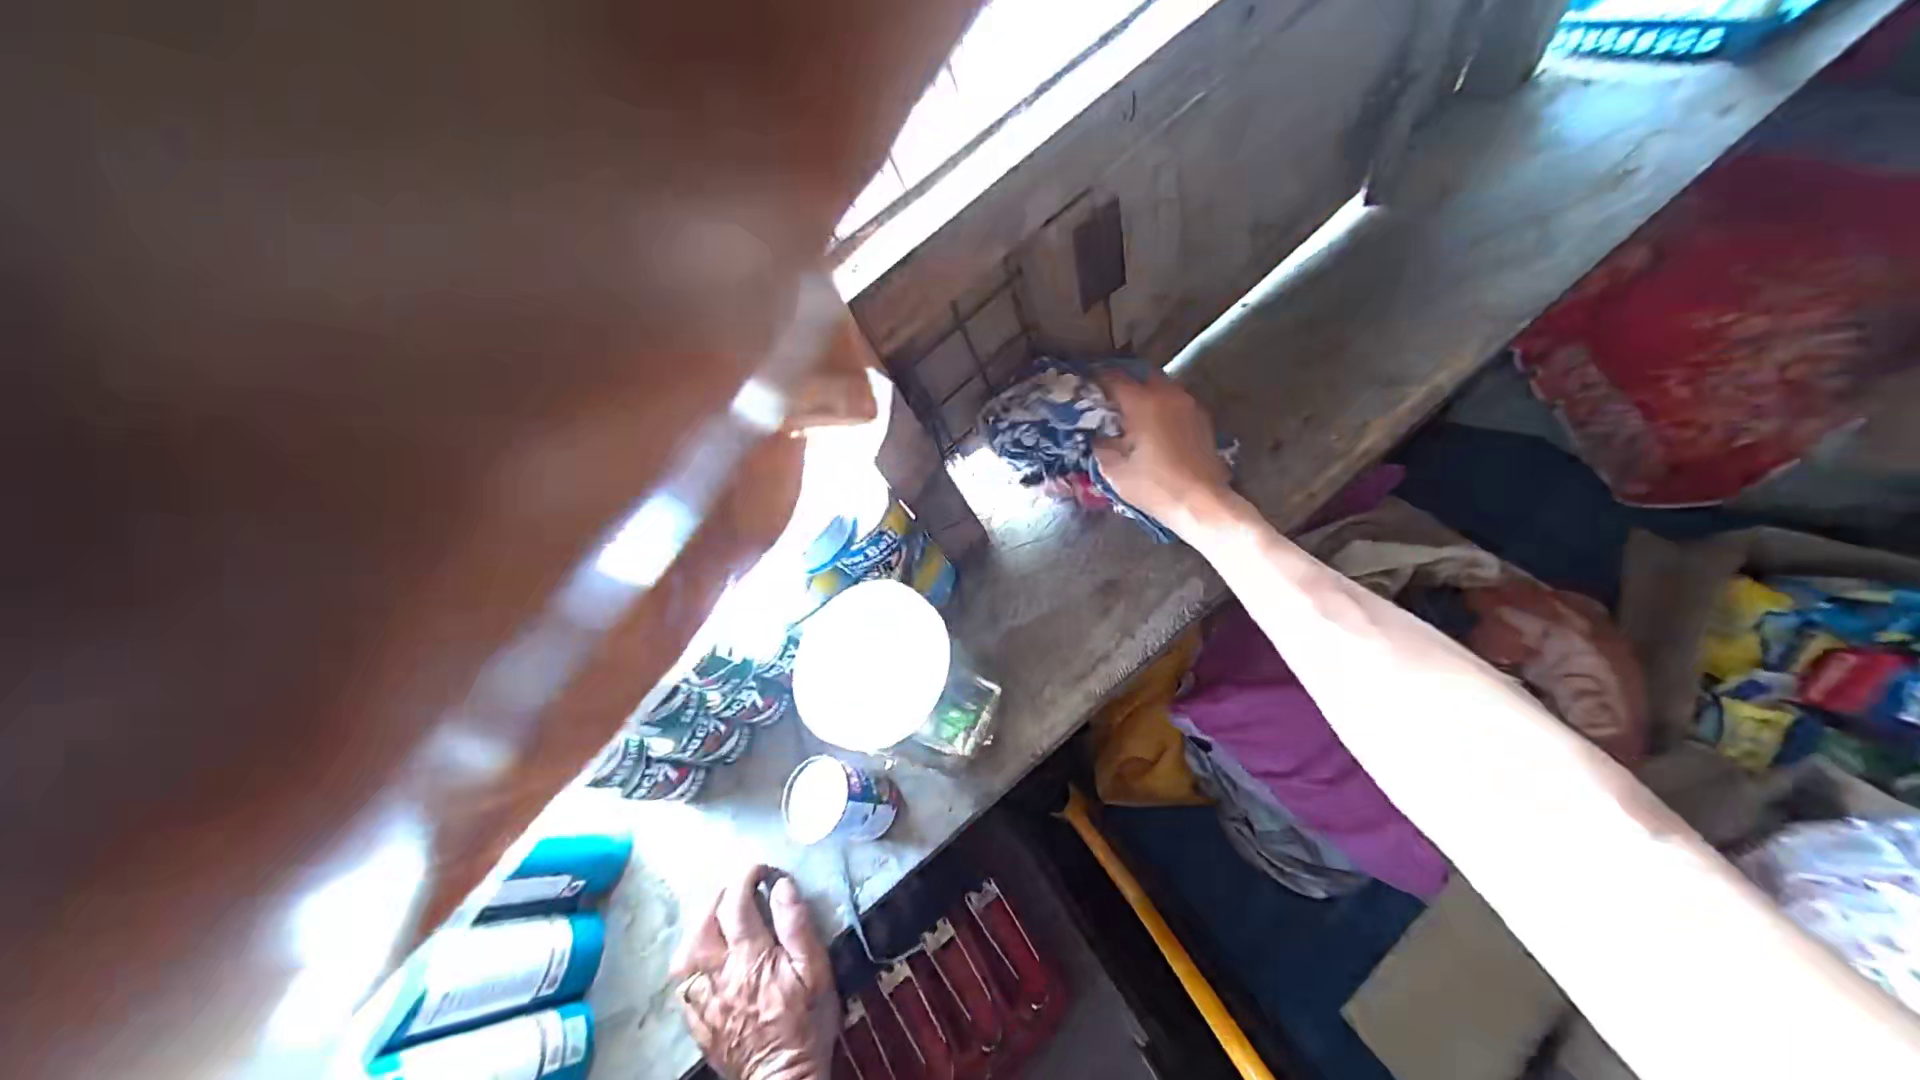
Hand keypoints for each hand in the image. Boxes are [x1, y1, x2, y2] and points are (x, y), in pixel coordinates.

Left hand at [671, 866, 838, 1079]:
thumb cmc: (807, 1023)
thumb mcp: (815, 969)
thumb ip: (796, 924)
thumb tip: (782, 885)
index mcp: (750, 957)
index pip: (738, 903)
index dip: (748, 878)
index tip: (762, 870)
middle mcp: (719, 975)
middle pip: (704, 924)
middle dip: (719, 896)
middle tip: (738, 887)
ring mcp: (704, 1001)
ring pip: (685, 954)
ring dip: (698, 927)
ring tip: (716, 917)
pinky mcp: (698, 1023)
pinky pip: (683, 986)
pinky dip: (691, 963)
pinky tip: (706, 959)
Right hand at [1093, 372, 1231, 531]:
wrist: (1200, 503)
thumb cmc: (1153, 486)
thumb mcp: (1114, 468)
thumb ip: (1101, 443)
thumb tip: (1098, 433)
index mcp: (1143, 402)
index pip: (1114, 378)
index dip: (1097, 380)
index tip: (1087, 386)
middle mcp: (1168, 395)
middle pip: (1141, 375)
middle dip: (1124, 383)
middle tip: (1110, 399)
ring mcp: (1189, 405)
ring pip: (1162, 387)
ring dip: (1145, 395)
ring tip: (1131, 413)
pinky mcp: (1202, 419)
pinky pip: (1176, 403)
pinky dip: (1161, 407)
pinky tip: (1154, 427)